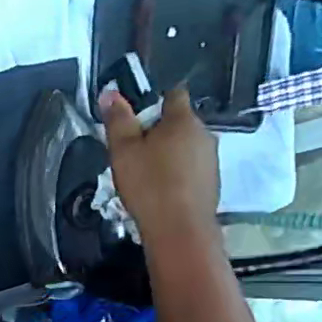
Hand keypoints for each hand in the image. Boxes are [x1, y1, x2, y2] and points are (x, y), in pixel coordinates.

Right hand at [99, 85, 220, 233]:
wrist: (179, 228)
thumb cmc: (148, 184)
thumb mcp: (124, 151)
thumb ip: (118, 121)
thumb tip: (109, 92)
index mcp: (182, 120)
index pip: (174, 94)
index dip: (156, 101)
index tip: (137, 118)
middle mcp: (204, 133)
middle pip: (180, 123)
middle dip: (160, 131)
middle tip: (135, 152)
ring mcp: (211, 158)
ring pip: (187, 146)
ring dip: (170, 153)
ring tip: (147, 174)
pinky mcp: (212, 181)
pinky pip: (192, 167)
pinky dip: (178, 172)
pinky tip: (162, 190)